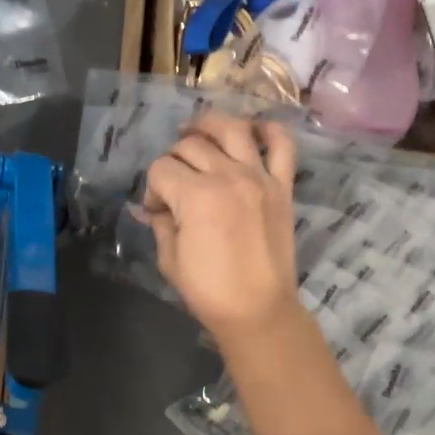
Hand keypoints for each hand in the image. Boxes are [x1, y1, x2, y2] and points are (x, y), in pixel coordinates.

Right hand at [142, 114, 302, 345]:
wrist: (257, 309)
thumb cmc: (207, 290)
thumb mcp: (169, 259)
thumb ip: (161, 224)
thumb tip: (155, 208)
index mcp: (194, 196)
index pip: (161, 169)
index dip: (151, 188)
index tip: (156, 211)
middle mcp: (227, 176)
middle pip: (190, 145)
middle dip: (173, 160)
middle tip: (173, 185)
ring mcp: (259, 177)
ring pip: (232, 128)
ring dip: (210, 124)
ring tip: (198, 132)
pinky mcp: (282, 186)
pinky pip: (281, 144)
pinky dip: (268, 130)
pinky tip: (252, 131)